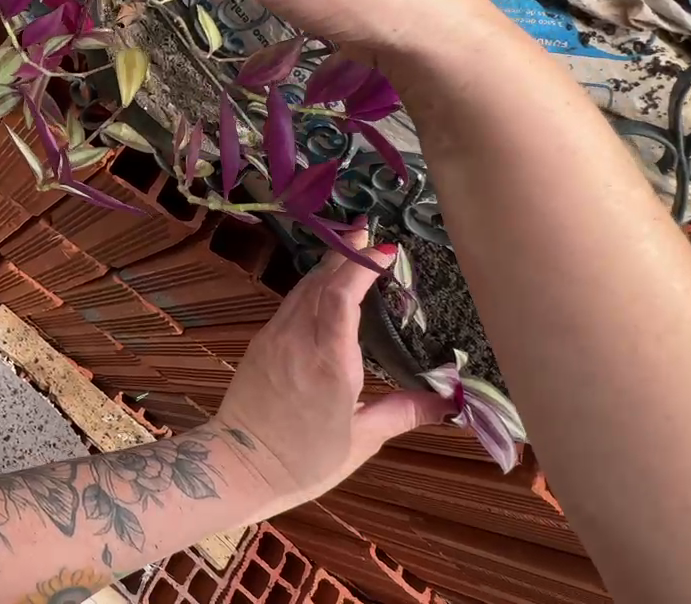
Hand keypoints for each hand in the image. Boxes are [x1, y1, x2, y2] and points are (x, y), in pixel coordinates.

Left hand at [212, 235, 451, 509]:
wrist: (242, 461)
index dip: (361, 268)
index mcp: (329, 362)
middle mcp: (298, 340)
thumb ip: (403, 412)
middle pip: (320, 284)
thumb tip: (448, 402)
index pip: (342, 298)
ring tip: (351, 248)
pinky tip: (324, 284)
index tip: (384, 248)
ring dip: (326, 267)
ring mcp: (274, 337)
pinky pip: (289, 305)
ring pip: (301, 291)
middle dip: (345, 254)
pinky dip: (311, 288)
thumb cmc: (307, 458)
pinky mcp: (261, 342)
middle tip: (368, 229)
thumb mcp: (362, 437)